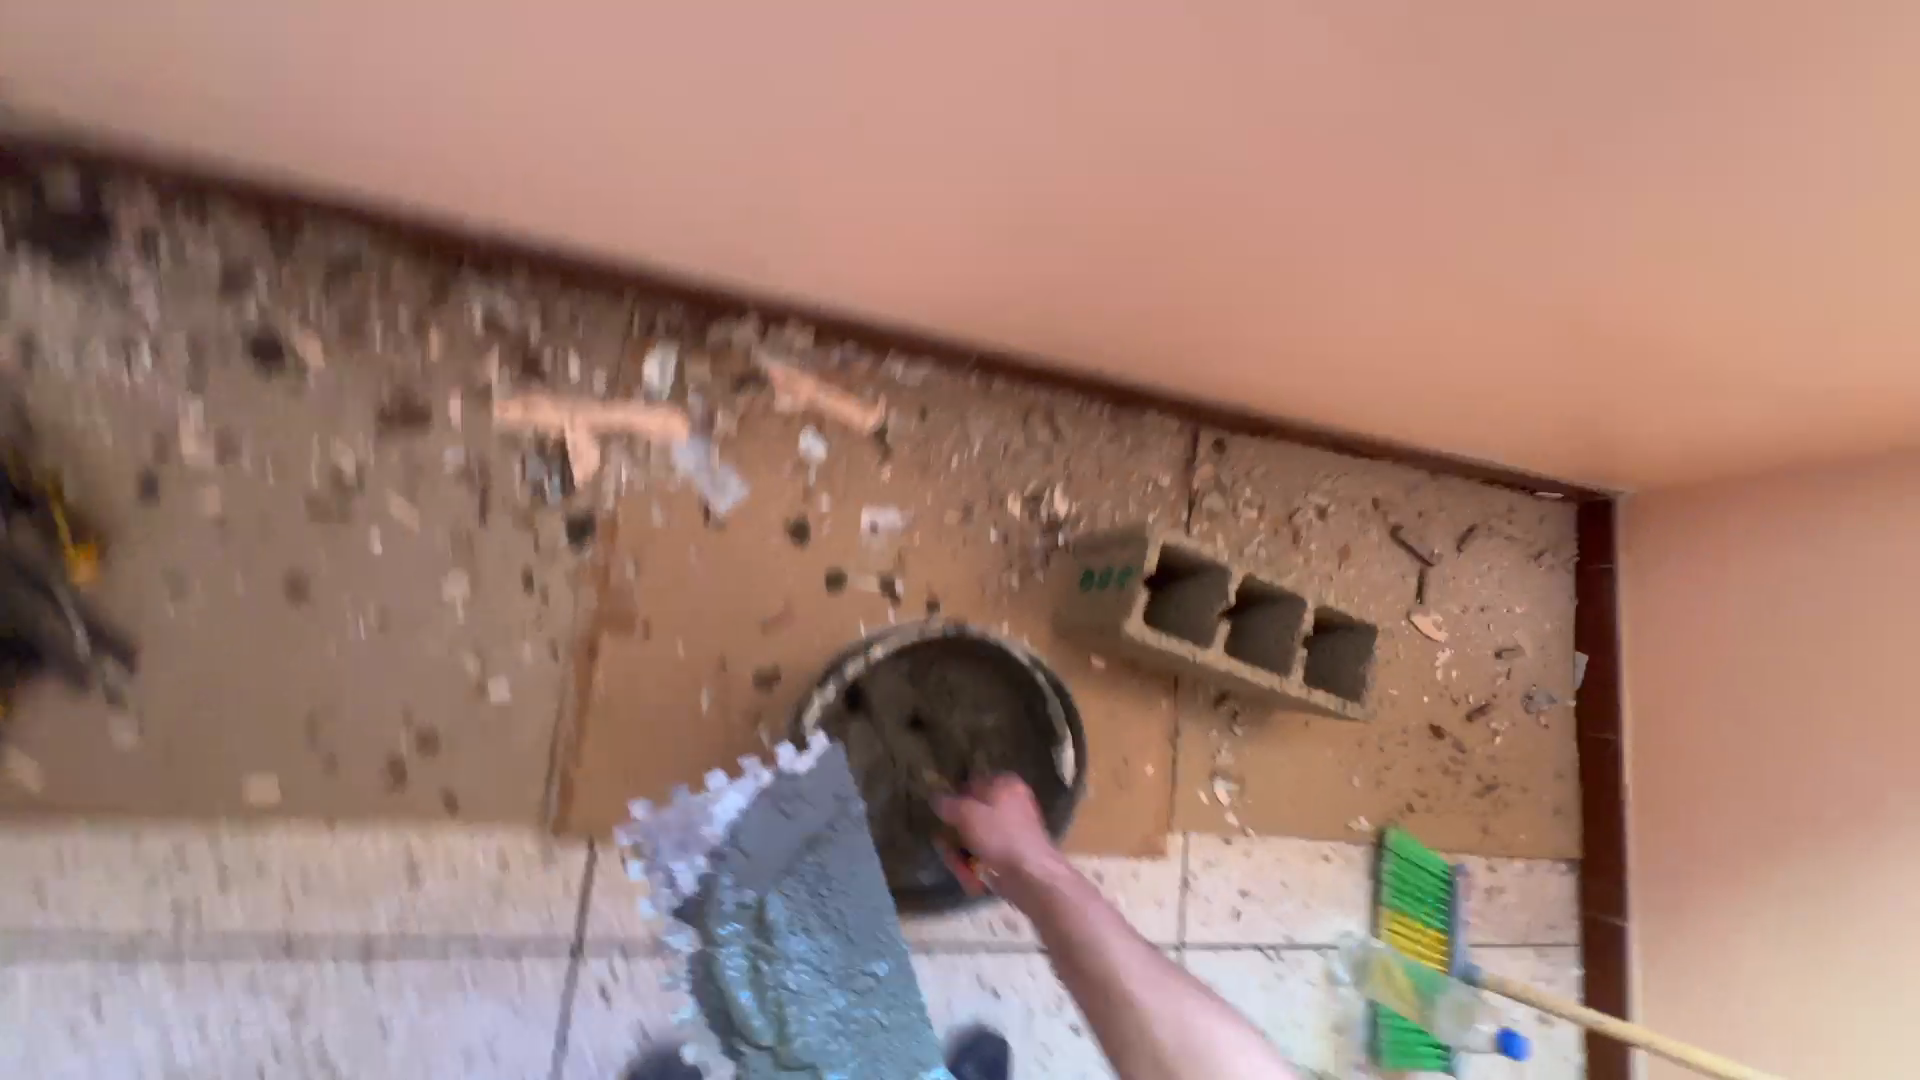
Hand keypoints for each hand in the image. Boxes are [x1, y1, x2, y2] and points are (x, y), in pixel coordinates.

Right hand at [934, 774, 1064, 883]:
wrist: (1033, 876)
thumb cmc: (1001, 836)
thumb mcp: (967, 814)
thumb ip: (948, 803)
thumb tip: (935, 797)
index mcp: (1005, 784)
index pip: (972, 782)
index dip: (955, 797)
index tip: (941, 813)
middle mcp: (1011, 803)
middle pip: (972, 815)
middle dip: (955, 835)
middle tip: (945, 846)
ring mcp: (1012, 830)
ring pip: (977, 838)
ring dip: (962, 854)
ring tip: (960, 867)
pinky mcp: (1012, 854)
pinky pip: (987, 855)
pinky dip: (977, 866)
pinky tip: (972, 878)